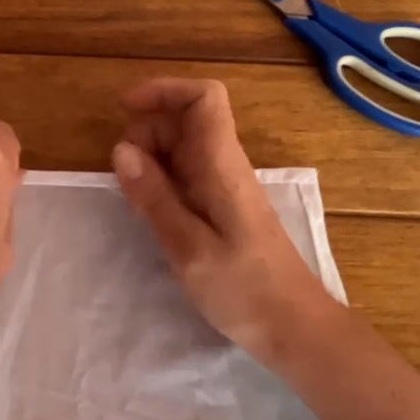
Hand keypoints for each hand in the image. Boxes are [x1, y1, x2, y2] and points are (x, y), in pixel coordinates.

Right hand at [111, 78, 331, 355]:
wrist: (297, 330)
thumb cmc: (245, 290)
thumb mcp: (188, 249)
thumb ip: (154, 197)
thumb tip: (122, 149)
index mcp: (222, 167)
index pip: (203, 98)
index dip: (163, 90)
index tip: (125, 108)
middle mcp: (225, 166)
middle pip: (184, 118)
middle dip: (146, 129)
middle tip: (126, 173)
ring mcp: (224, 185)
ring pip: (181, 144)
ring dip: (150, 156)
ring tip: (136, 197)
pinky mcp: (221, 205)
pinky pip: (184, 171)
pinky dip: (160, 178)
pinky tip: (151, 210)